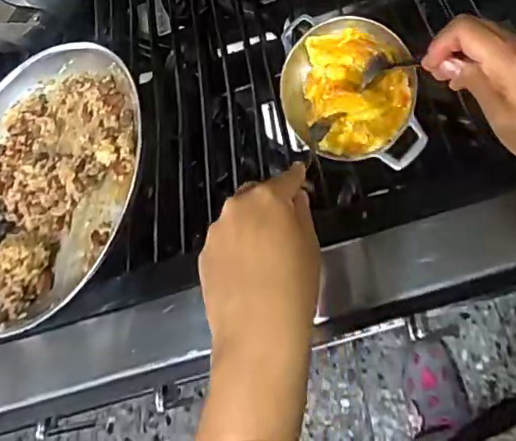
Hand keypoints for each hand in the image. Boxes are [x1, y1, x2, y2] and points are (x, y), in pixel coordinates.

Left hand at [199, 162, 319, 357]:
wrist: (257, 337)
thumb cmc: (294, 288)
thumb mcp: (310, 245)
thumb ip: (301, 213)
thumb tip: (295, 199)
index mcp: (268, 198)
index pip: (286, 178)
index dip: (296, 178)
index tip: (300, 177)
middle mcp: (238, 207)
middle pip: (256, 194)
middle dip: (268, 202)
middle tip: (283, 225)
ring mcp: (217, 232)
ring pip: (237, 218)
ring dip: (249, 225)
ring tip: (263, 254)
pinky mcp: (204, 256)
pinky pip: (224, 242)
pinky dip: (235, 248)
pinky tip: (246, 272)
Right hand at [421, 15, 515, 185]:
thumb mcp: (500, 117)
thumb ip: (474, 83)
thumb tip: (451, 64)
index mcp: (508, 57)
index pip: (464, 28)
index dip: (440, 43)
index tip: (429, 68)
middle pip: (477, 27)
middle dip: (451, 44)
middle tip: (438, 73)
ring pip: (491, 36)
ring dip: (468, 51)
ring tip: (455, 80)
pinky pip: (505, 48)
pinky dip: (485, 57)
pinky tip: (482, 83)